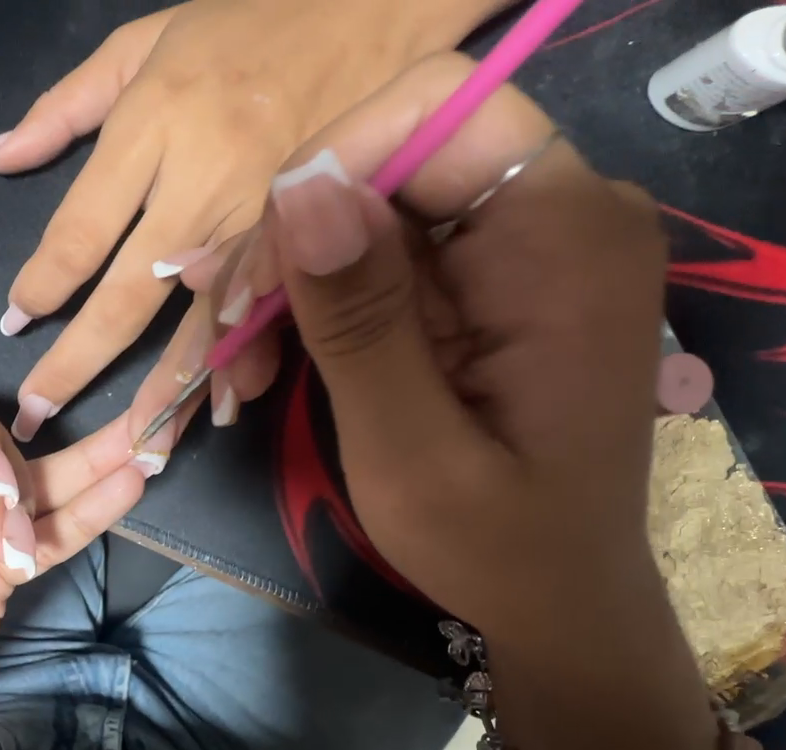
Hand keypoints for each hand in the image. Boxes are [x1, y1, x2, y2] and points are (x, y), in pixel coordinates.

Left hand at [0, 0, 500, 441]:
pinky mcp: (306, 243)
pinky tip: (220, 412)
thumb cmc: (243, 27)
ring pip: (198, 327)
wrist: (373, 4)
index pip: (80, 231)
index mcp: (154, 130)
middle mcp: (202, 189)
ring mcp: (259, 225)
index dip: (42, 283)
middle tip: (37, 413)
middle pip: (127, 297)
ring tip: (129, 447)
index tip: (15, 319)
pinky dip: (247, 367)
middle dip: (77, 363)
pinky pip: (271, 317)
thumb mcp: (142, 43)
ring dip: (162, 393)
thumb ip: (64, 106)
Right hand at [189, 54, 668, 640]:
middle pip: (390, 163)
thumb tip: (304, 187)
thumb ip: (361, 319)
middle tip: (224, 338)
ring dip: (286, 287)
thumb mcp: (409, 446)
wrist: (552, 599)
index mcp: (560, 240)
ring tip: (234, 369)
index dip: (330, 167)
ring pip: (367, 216)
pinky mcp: (478, 289)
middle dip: (290, 244)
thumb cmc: (493, 543)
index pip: (436, 114)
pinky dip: (311, 309)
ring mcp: (513, 253)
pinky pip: (375, 264)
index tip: (258, 274)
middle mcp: (551, 219)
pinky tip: (260, 364)